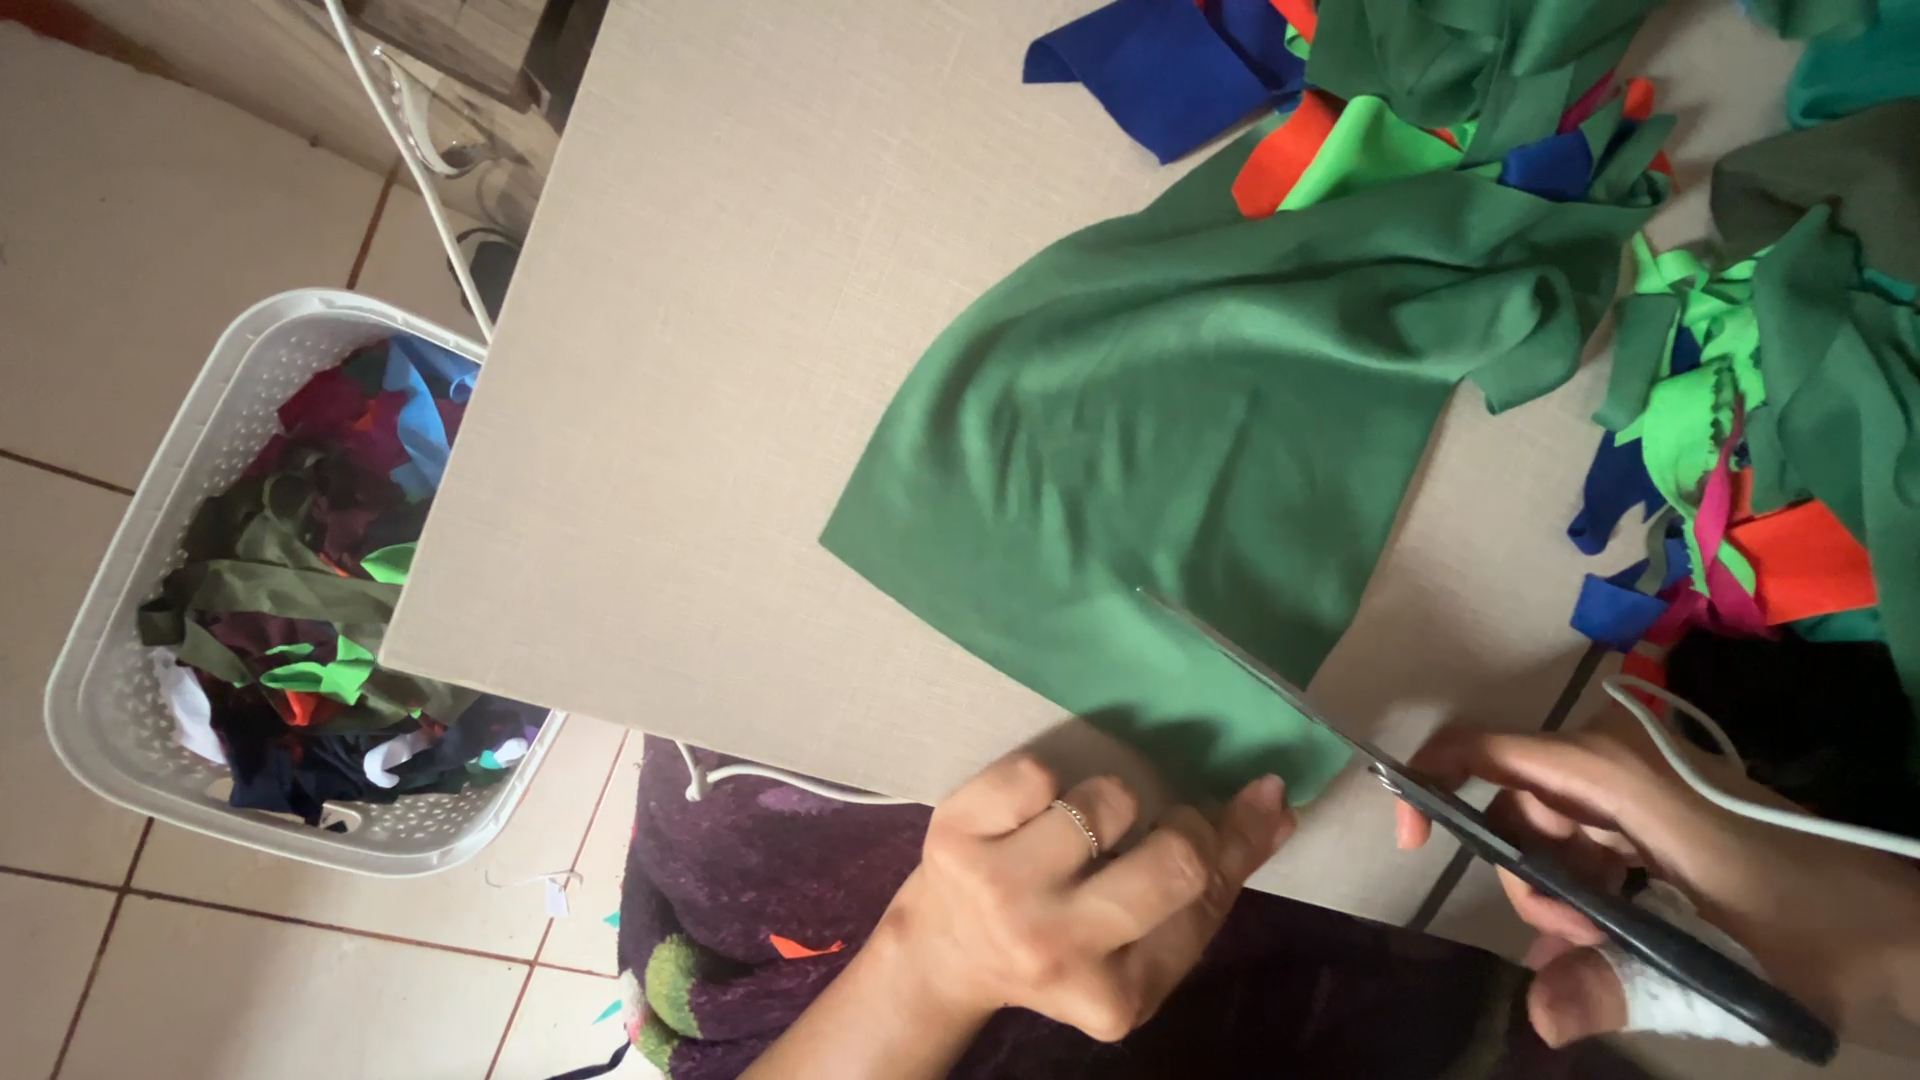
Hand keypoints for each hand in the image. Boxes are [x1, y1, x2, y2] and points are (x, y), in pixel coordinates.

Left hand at [878, 754, 1294, 1040]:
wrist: (944, 948)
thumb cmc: (1054, 940)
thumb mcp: (1134, 940)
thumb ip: (1209, 883)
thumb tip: (1276, 803)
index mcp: (1118, 997)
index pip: (1207, 900)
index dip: (1235, 838)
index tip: (1258, 794)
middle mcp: (1056, 949)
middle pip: (1174, 859)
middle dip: (1180, 825)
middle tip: (1153, 825)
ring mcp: (999, 891)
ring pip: (1104, 801)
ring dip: (1105, 800)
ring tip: (1078, 830)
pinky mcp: (954, 836)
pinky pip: (1036, 771)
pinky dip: (1046, 779)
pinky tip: (1029, 812)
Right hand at [1394, 716, 1919, 1050]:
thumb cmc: (1830, 929)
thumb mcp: (1728, 971)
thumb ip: (1622, 987)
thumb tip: (1535, 1021)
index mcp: (1610, 771)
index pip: (1479, 750)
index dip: (1427, 781)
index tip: (1411, 839)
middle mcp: (1606, 758)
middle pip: (1511, 807)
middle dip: (1530, 879)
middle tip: (1576, 942)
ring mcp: (1627, 776)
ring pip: (1543, 828)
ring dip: (1559, 891)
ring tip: (1605, 947)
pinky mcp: (1645, 800)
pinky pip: (1578, 835)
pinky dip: (1583, 883)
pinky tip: (1611, 929)